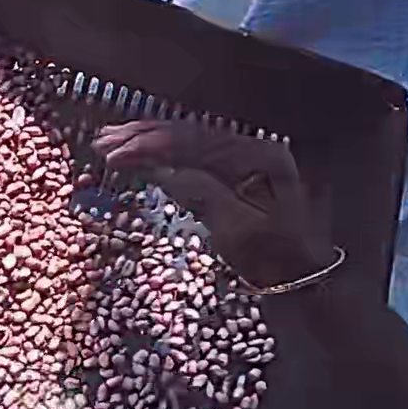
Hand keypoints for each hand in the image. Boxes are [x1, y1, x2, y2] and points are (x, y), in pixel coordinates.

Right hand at [93, 120, 334, 287]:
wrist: (302, 274)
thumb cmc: (274, 256)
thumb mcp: (237, 229)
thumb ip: (202, 193)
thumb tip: (164, 171)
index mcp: (257, 155)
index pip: (193, 143)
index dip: (150, 146)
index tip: (115, 154)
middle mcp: (252, 146)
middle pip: (189, 134)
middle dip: (143, 136)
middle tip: (105, 140)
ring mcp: (244, 155)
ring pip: (189, 140)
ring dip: (149, 139)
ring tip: (114, 139)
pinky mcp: (236, 169)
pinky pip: (195, 152)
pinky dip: (165, 151)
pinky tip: (143, 150)